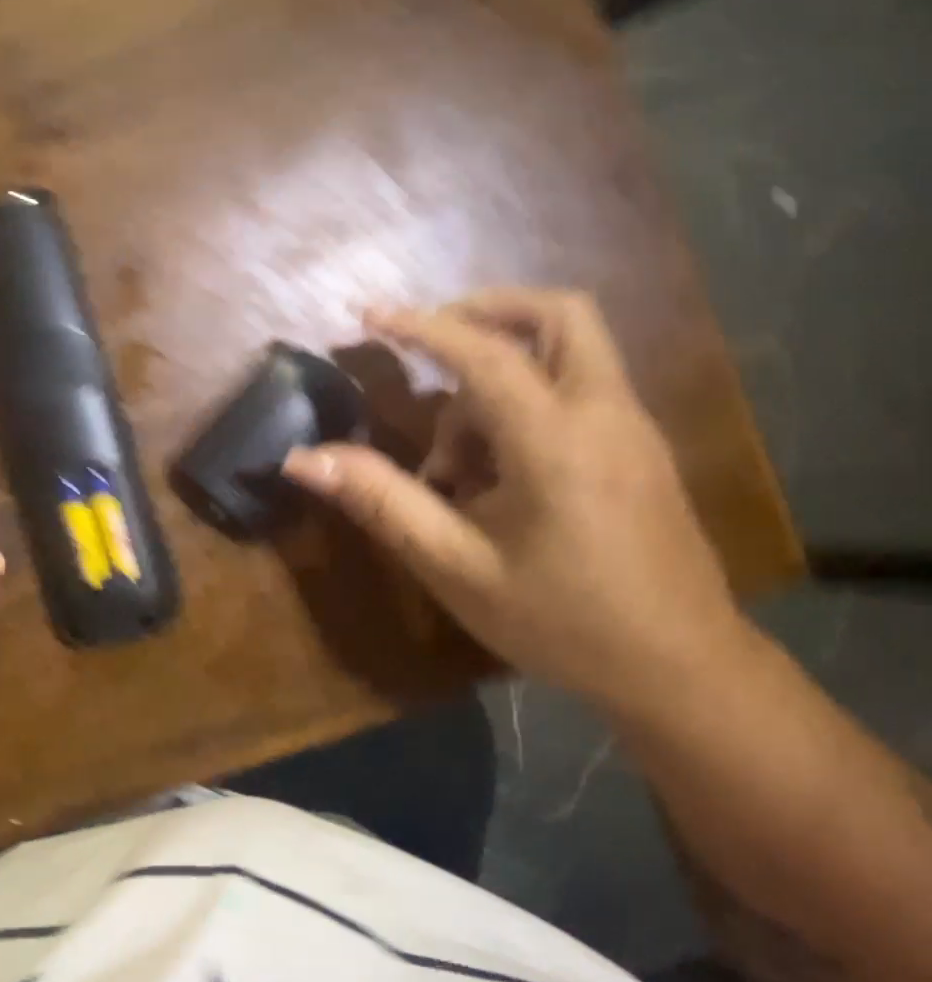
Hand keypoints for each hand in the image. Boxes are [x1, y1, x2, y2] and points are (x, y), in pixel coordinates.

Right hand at [282, 290, 747, 705]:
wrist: (680, 668)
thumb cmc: (559, 619)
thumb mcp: (453, 565)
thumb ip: (379, 500)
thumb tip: (301, 458)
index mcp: (557, 441)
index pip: (485, 353)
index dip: (421, 326)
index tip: (367, 316)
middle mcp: (605, 415)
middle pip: (560, 315)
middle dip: (486, 313)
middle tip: (426, 345)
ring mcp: (632, 430)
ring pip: (568, 353)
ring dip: (499, 373)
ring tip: (450, 461)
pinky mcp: (639, 451)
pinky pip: (577, 389)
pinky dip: (525, 398)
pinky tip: (490, 471)